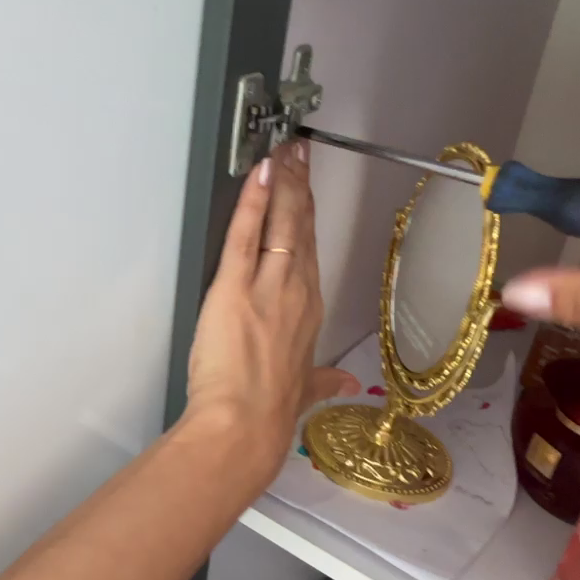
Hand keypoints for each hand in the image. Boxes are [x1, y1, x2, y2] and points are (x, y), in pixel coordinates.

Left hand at [181, 142, 357, 488]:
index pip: (310, 254)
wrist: (244, 427)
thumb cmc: (270, 413)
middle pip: (301, 229)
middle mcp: (297, 293)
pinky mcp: (234, 288)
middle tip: (296, 152)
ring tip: (282, 151)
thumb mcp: (305, 392)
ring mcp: (268, 287)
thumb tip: (346, 383)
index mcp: (310, 312)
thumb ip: (325, 380)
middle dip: (299, 187)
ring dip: (282, 184)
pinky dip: (253, 201)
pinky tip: (258, 173)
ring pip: (281, 224)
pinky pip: (246, 235)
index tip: (307, 191)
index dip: (309, 218)